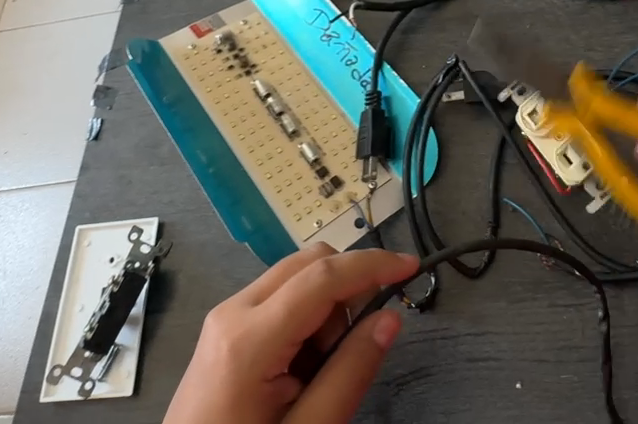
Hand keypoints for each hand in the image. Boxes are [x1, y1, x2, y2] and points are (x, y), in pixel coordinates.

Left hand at [163, 243, 418, 423]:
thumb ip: (350, 373)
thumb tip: (390, 317)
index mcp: (250, 338)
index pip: (322, 277)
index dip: (372, 265)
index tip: (412, 266)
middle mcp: (233, 310)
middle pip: (309, 263)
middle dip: (347, 288)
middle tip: (359, 342)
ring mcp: (226, 316)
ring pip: (296, 277)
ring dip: (326, 306)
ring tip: (321, 371)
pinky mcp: (226, 328)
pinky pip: (280, 297)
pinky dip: (307, 317)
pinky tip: (303, 367)